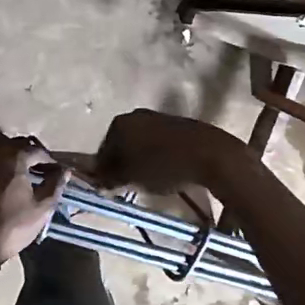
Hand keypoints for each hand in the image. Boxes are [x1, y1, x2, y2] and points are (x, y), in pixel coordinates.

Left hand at [0, 134, 67, 265]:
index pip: (37, 150)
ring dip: (9, 150)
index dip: (49, 160)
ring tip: (18, 164)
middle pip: (17, 143)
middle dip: (30, 152)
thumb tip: (65, 170)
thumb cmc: (14, 226)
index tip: (55, 171)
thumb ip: (55, 183)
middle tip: (39, 167)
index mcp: (15, 158)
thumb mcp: (43, 207)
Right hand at [93, 109, 243, 195]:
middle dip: (122, 165)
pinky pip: (158, 143)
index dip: (104, 172)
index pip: (101, 152)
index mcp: (118, 124)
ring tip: (148, 181)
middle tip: (128, 186)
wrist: (208, 153)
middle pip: (120, 145)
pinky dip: (157, 156)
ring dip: (140, 161)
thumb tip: (95, 177)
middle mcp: (134, 115)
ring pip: (139, 143)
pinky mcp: (177, 124)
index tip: (110, 188)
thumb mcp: (130, 177)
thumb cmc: (162, 166)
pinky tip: (166, 170)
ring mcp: (157, 117)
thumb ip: (107, 177)